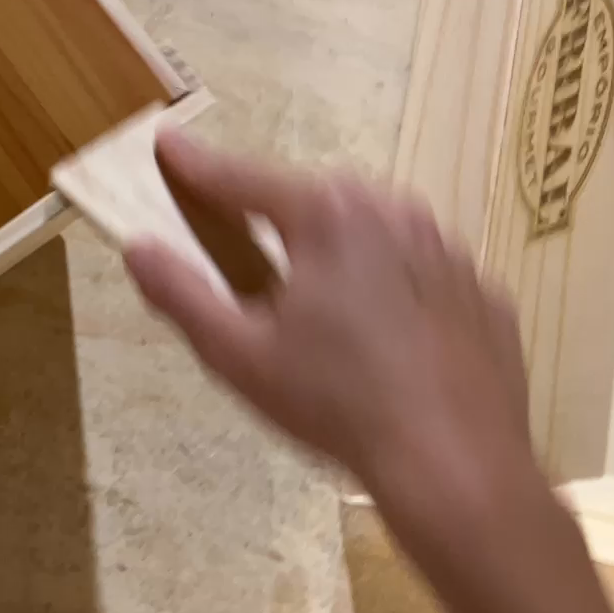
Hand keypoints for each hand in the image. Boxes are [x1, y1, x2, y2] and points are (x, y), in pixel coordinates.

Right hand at [124, 133, 537, 504]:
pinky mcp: (478, 290)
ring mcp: (445, 250)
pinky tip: (367, 326)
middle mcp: (392, 213)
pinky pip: (411, 263)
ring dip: (322, 237)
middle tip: (231, 234)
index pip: (240, 179)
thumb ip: (177, 292)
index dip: (194, 164)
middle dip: (264, 206)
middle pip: (307, 195)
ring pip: (364, 223)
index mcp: (327, 217)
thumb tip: (135, 246)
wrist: (459, 471)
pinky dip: (376, 274)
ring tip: (299, 283)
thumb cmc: (332, 403)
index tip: (164, 141)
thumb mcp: (233, 352)